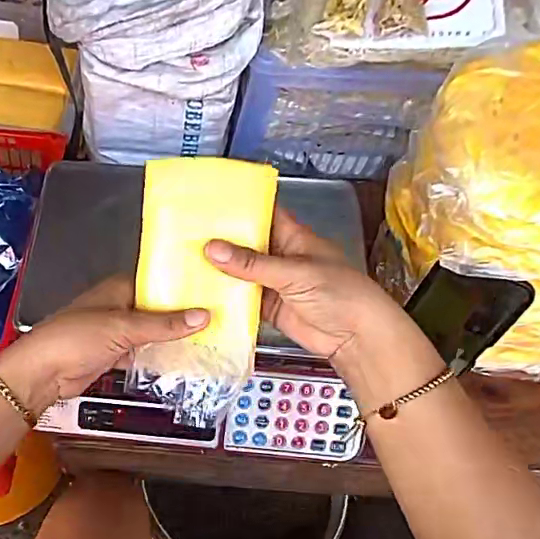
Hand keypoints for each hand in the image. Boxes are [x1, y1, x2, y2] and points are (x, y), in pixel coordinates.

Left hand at [0, 276, 206, 412]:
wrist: (42, 373)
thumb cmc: (74, 338)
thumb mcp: (123, 328)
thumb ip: (163, 324)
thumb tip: (203, 315)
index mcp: (118, 288)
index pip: (158, 282)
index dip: (183, 287)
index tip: (213, 291)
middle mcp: (118, 306)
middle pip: (157, 309)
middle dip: (182, 315)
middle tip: (218, 317)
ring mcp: (115, 331)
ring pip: (151, 332)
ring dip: (171, 337)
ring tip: (209, 338)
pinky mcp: (113, 354)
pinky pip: (142, 351)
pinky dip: (158, 355)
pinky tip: (182, 359)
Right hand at [205, 208, 439, 406]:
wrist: (356, 337)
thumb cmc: (339, 293)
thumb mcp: (295, 272)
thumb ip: (253, 264)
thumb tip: (212, 249)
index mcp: (293, 236)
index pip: (264, 213)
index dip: (239, 206)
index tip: (208, 201)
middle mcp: (281, 256)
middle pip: (246, 243)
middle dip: (221, 240)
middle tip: (184, 233)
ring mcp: (273, 282)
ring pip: (241, 272)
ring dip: (219, 270)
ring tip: (183, 261)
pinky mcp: (268, 307)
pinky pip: (242, 298)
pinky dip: (225, 297)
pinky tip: (201, 293)